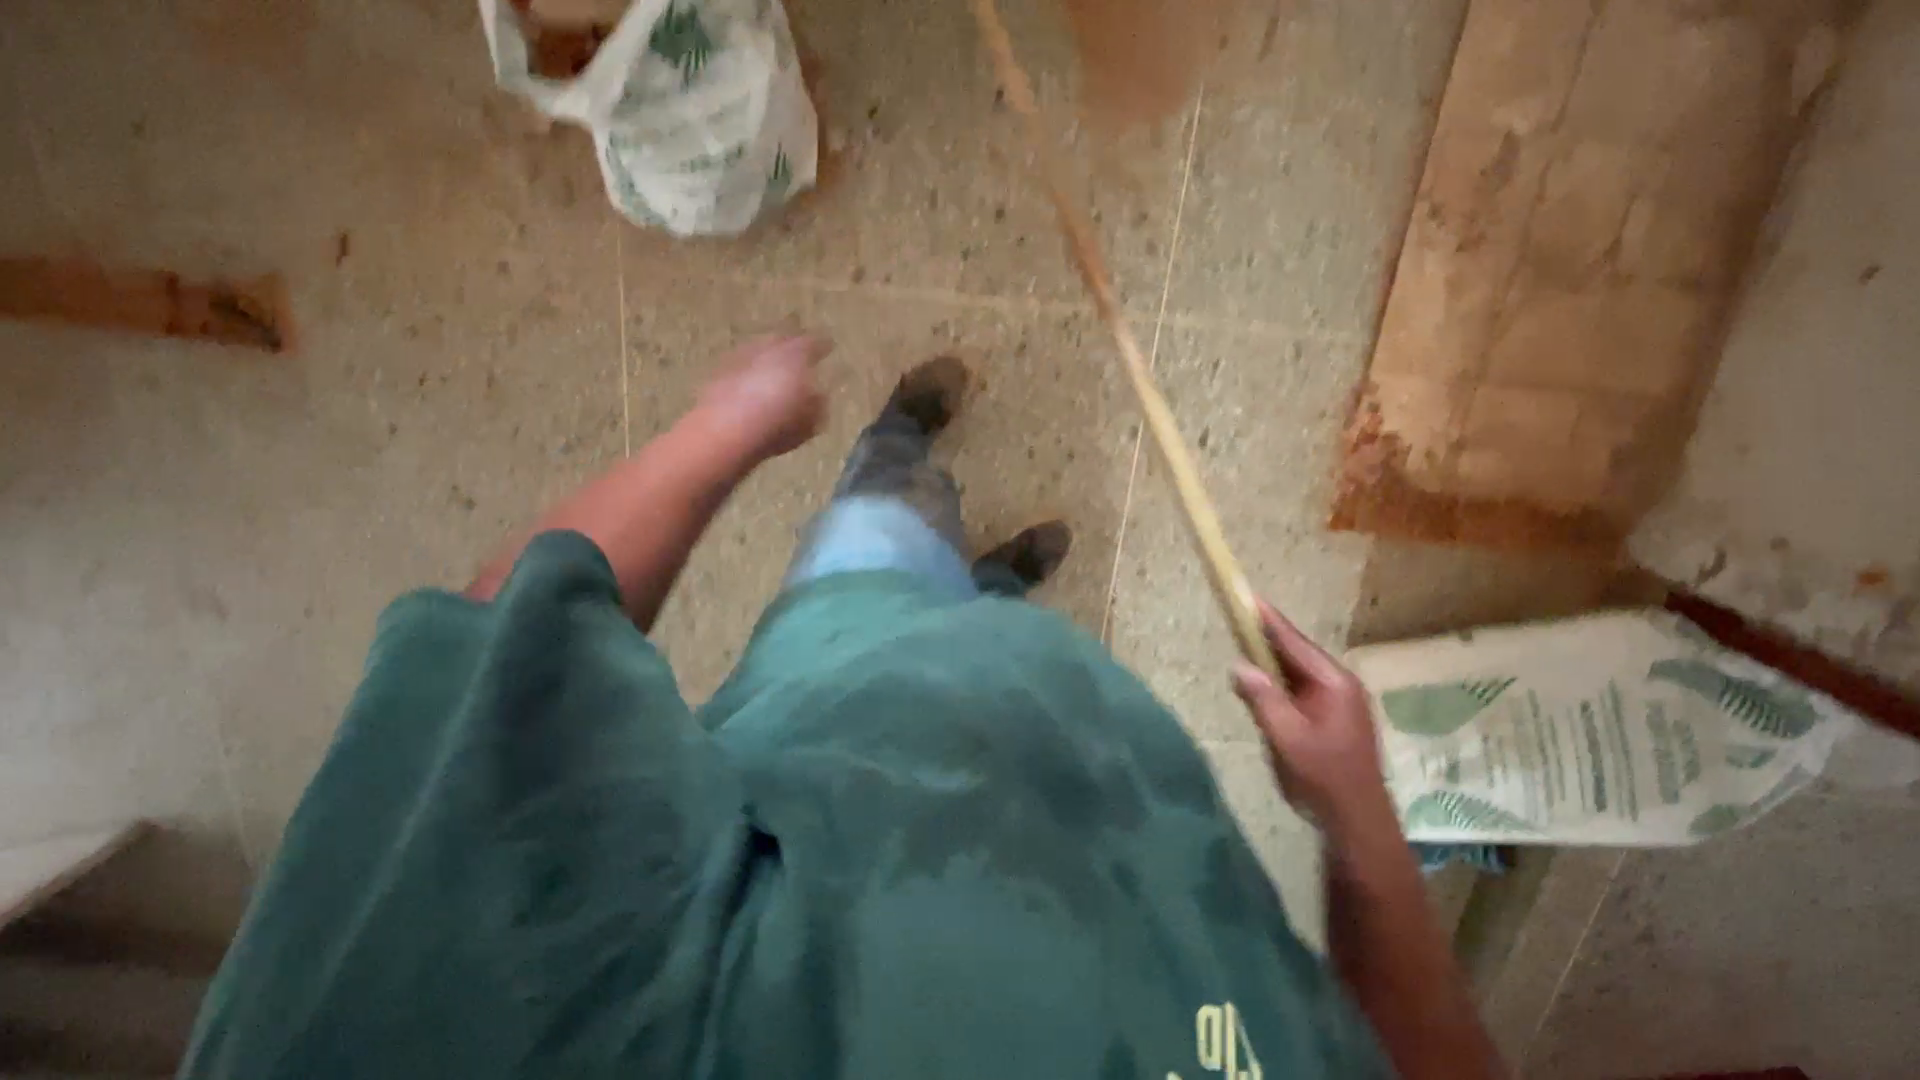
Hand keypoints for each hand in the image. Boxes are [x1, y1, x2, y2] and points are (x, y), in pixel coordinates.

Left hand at [696, 334, 830, 457]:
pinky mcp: (720, 370)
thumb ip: (819, 403)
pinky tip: (752, 381)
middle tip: (800, 351)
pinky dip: (750, 368)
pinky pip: (742, 362)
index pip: (815, 343)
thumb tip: (819, 394)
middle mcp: (769, 348)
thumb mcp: (811, 421)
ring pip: (760, 348)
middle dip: (793, 343)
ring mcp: (742, 356)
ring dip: (769, 354)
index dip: (824, 345)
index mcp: (797, 355)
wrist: (725, 431)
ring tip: (775, 366)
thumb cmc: (778, 426)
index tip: (829, 346)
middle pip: (784, 338)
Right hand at [1230, 600, 1397, 842]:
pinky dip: (1283, 684)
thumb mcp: (1285, 736)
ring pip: (1301, 673)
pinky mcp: (1338, 719)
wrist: (1356, 819)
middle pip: (1299, 654)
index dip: (1269, 621)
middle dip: (1268, 640)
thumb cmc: (1322, 776)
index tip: (1249, 598)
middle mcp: (1343, 685)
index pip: (1295, 643)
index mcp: (1334, 683)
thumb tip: (1240, 665)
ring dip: (1275, 665)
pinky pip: (1305, 690)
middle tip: (1240, 621)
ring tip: (1247, 649)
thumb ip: (1262, 698)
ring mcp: (1343, 703)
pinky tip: (1266, 687)